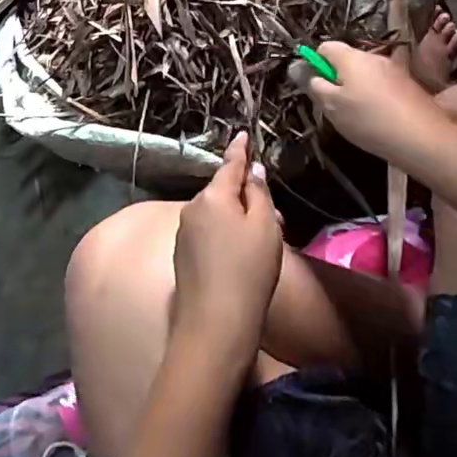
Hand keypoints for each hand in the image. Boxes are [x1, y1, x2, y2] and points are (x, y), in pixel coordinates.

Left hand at [172, 132, 282, 364]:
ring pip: (216, 214)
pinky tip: (242, 256)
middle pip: (223, 192)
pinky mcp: (182, 254)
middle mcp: (192, 208)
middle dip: (246, 197)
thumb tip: (252, 172)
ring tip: (263, 240)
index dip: (240, 150)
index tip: (242, 135)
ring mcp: (183, 232)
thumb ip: (258, 194)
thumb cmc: (248, 269)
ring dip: (237, 219)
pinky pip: (208, 233)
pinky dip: (225, 235)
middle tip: (273, 215)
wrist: (215, 321)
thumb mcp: (264, 227)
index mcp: (212, 196)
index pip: (230, 165)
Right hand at [301, 41, 456, 164]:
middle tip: (334, 105)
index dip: (316, 62)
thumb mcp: (332, 106)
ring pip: (366, 74)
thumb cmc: (368, 120)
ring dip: (357, 88)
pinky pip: (383, 85)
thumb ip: (314, 86)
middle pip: (347, 60)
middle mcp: (374, 57)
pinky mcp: (409, 85)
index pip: (325, 47)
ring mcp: (394, 70)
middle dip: (338, 77)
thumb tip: (300, 69)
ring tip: (357, 115)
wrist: (422, 138)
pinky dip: (376, 97)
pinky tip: (378, 118)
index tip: (316, 85)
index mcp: (351, 57)